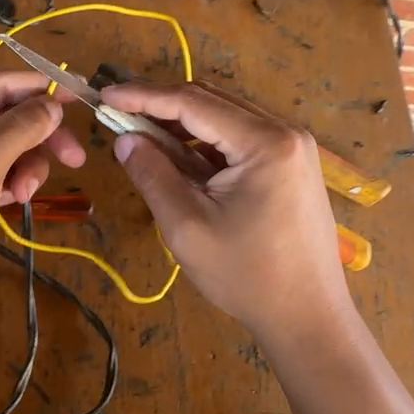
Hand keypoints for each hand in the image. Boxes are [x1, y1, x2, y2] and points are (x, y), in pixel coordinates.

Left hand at [0, 72, 85, 306]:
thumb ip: (20, 128)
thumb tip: (53, 103)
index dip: (40, 88)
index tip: (81, 96)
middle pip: (5, 115)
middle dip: (38, 137)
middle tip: (76, 158)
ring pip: (4, 145)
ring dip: (24, 166)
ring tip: (24, 194)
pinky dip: (9, 180)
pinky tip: (12, 200)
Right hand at [101, 81, 350, 331]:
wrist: (309, 318)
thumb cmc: (247, 276)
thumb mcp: (187, 227)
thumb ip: (153, 175)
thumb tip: (124, 139)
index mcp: (265, 143)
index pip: (193, 102)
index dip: (144, 96)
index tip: (104, 94)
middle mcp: (285, 133)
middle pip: (211, 101)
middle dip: (161, 106)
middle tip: (117, 115)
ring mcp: (293, 148)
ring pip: (225, 117)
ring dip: (182, 125)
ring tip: (141, 138)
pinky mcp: (292, 165)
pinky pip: (239, 138)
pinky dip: (205, 143)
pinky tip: (179, 160)